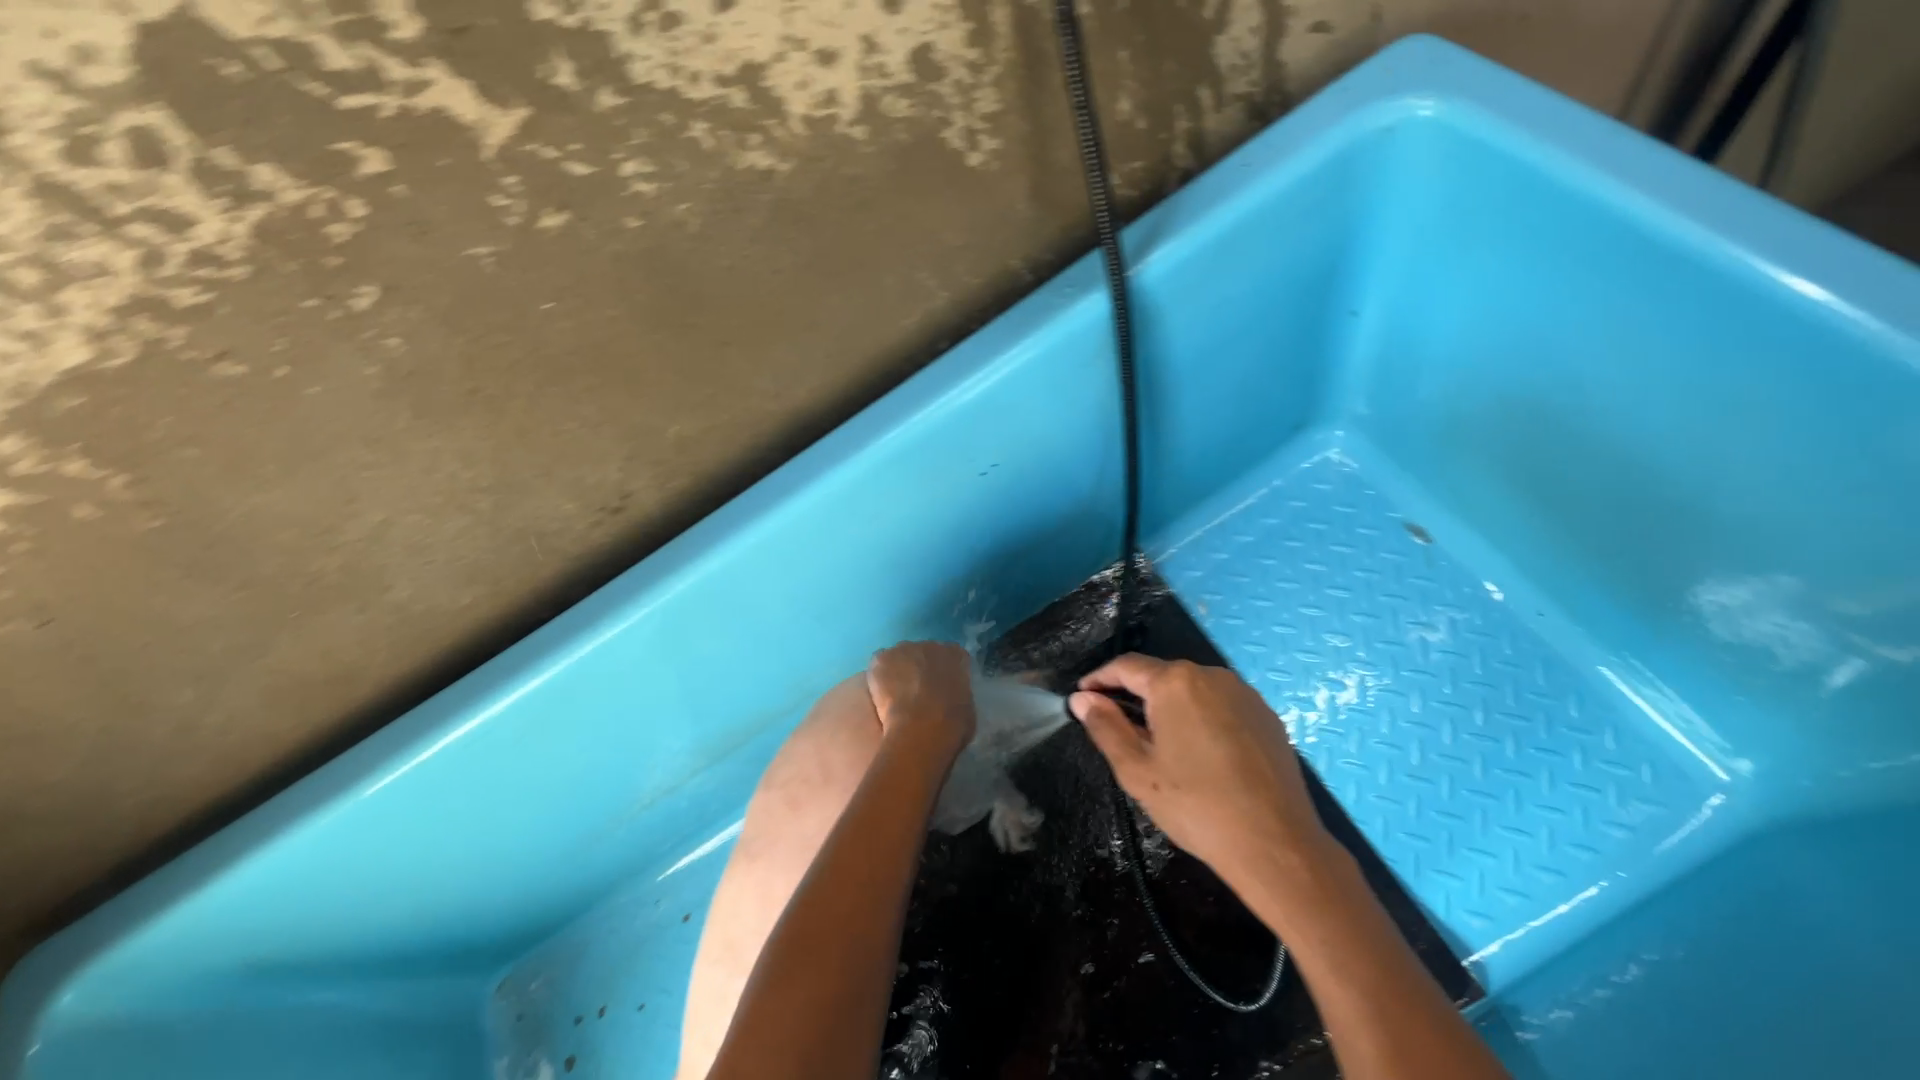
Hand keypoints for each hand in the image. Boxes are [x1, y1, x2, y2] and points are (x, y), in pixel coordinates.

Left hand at [866, 642, 976, 760]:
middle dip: (920, 669)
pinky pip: (879, 665)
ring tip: (894, 697)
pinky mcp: (881, 658)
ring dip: (898, 672)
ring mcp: (903, 649)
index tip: (940, 688)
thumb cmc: (951, 724)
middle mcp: (930, 645)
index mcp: (956, 655)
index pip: (951, 656)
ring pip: (899, 657)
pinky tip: (880, 697)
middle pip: (923, 653)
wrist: (922, 728)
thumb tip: (950, 696)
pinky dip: (878, 678)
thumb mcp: (967, 708)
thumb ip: (958, 693)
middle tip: (916, 693)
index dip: (943, 672)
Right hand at [1070, 655, 1330, 886]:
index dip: (1100, 679)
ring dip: (1169, 706)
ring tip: (1156, 741)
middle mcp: (1212, 676)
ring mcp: (1245, 694)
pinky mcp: (1266, 716)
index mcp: (1176, 683)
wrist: (1274, 842)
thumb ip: (1106, 728)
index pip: (1127, 666)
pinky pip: (1221, 706)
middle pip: (1162, 675)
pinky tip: (1198, 751)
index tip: (1081, 697)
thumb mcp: (1137, 770)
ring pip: (1193, 690)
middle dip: (1135, 694)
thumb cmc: (1195, 805)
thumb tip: (1082, 699)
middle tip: (1115, 725)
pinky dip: (1200, 718)